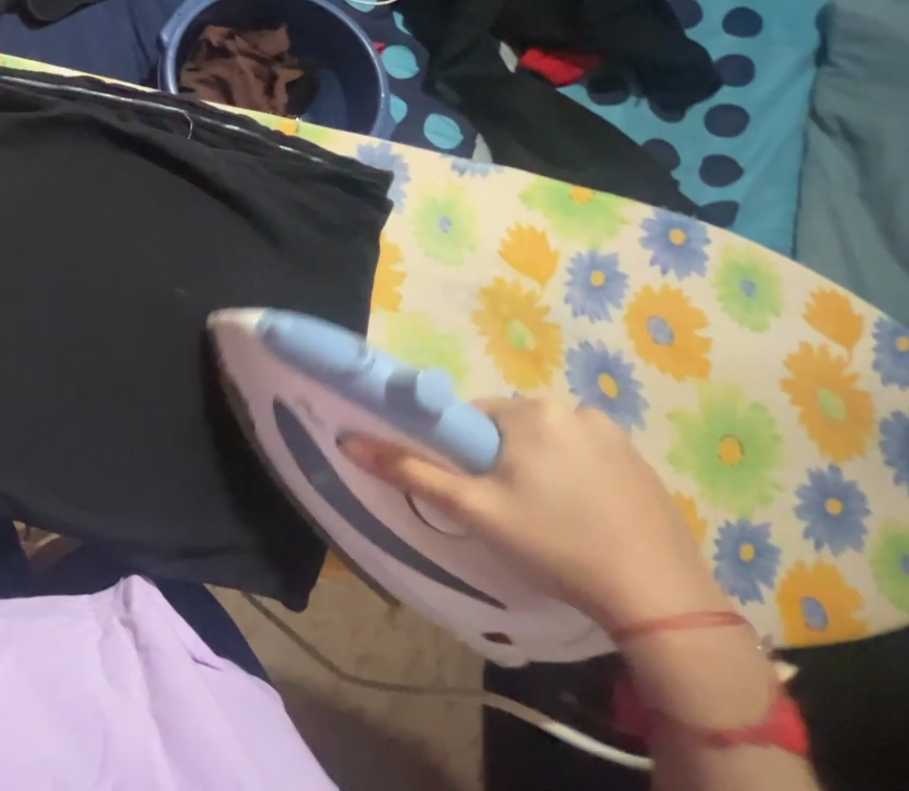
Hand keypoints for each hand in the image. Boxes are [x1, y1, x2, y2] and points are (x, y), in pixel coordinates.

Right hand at [340, 396, 728, 629]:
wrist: (658, 596)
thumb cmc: (552, 543)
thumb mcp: (470, 509)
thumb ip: (409, 470)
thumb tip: (347, 439)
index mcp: (530, 411)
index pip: (468, 416)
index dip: (457, 451)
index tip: (468, 489)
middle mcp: (574, 409)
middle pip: (506, 427)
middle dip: (494, 460)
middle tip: (499, 509)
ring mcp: (615, 435)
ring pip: (544, 443)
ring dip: (531, 468)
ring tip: (538, 518)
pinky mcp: (641, 463)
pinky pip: (582, 458)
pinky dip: (568, 479)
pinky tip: (575, 519)